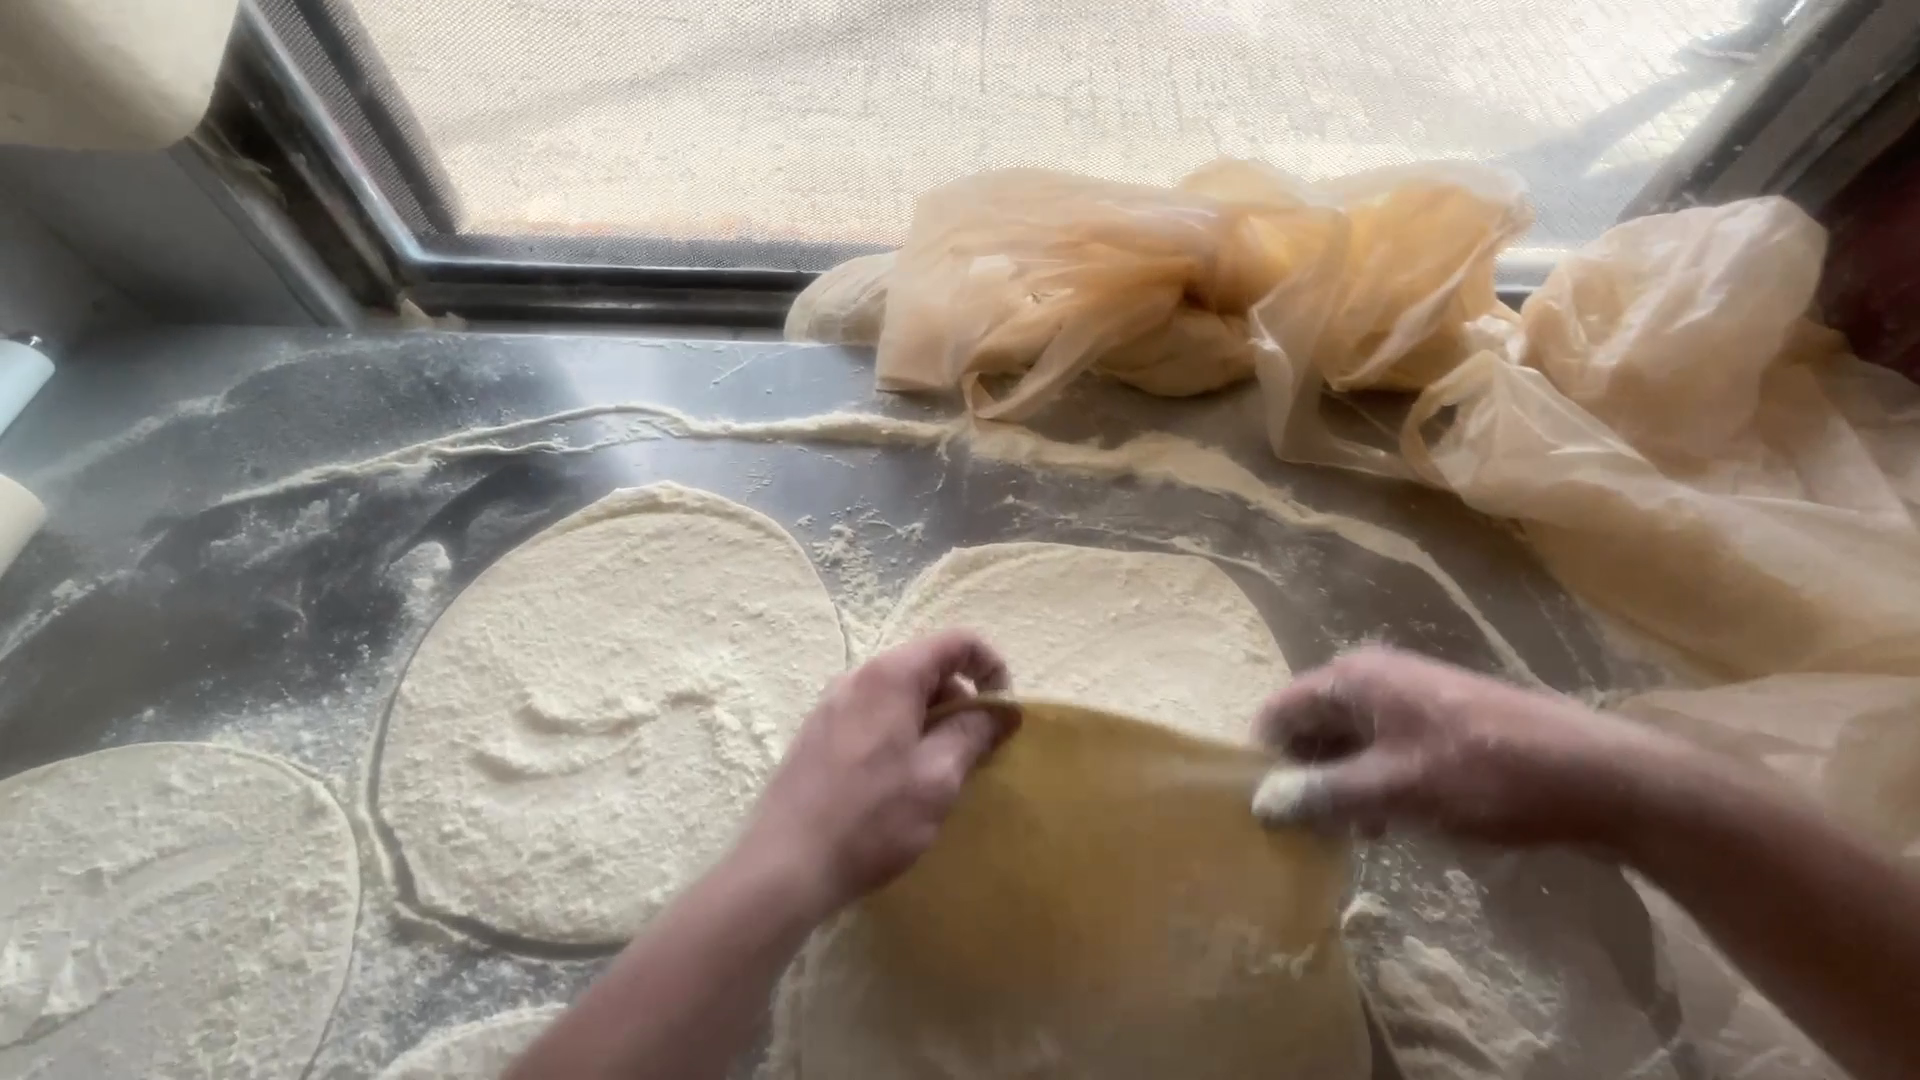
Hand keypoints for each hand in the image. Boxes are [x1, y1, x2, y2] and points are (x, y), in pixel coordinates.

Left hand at [738, 629, 1015, 921]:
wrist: (783, 866)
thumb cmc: (870, 819)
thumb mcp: (937, 778)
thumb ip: (973, 733)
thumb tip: (1000, 710)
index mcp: (890, 675)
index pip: (956, 641)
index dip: (991, 667)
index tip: (1003, 712)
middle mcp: (858, 676)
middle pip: (926, 665)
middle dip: (961, 699)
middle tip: (975, 751)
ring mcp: (831, 703)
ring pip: (900, 693)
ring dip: (932, 720)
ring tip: (939, 772)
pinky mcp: (817, 732)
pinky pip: (873, 713)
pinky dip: (901, 731)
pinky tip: (899, 781)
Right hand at [1249, 647, 1686, 846]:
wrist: (1603, 777)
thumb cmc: (1486, 776)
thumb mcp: (1394, 790)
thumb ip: (1321, 794)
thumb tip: (1260, 802)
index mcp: (1353, 679)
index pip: (1278, 712)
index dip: (1264, 759)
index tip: (1264, 810)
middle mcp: (1372, 676)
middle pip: (1309, 723)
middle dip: (1303, 774)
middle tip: (1309, 829)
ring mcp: (1407, 696)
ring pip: (1345, 739)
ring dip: (1338, 783)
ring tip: (1352, 833)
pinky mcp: (1436, 720)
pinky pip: (1380, 747)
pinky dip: (1371, 781)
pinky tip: (1388, 821)